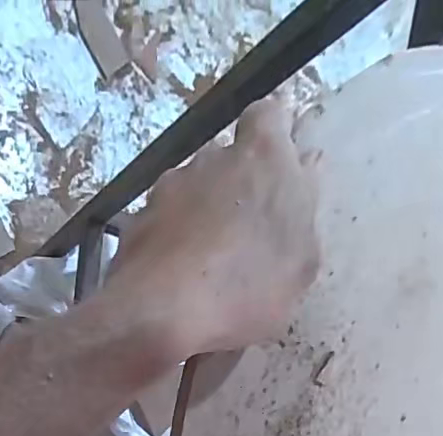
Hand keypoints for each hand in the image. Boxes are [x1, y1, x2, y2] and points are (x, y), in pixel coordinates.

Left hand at [104, 96, 321, 361]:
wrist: (162, 312)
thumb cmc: (247, 289)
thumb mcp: (300, 263)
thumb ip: (304, 208)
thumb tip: (306, 167)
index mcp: (265, 156)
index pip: (270, 117)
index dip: (272, 138)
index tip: (274, 168)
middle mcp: (213, 157)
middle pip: (227, 159)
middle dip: (233, 186)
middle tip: (241, 233)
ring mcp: (169, 186)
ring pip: (191, 191)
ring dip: (198, 216)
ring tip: (204, 263)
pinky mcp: (137, 218)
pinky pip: (160, 223)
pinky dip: (169, 241)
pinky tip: (174, 277)